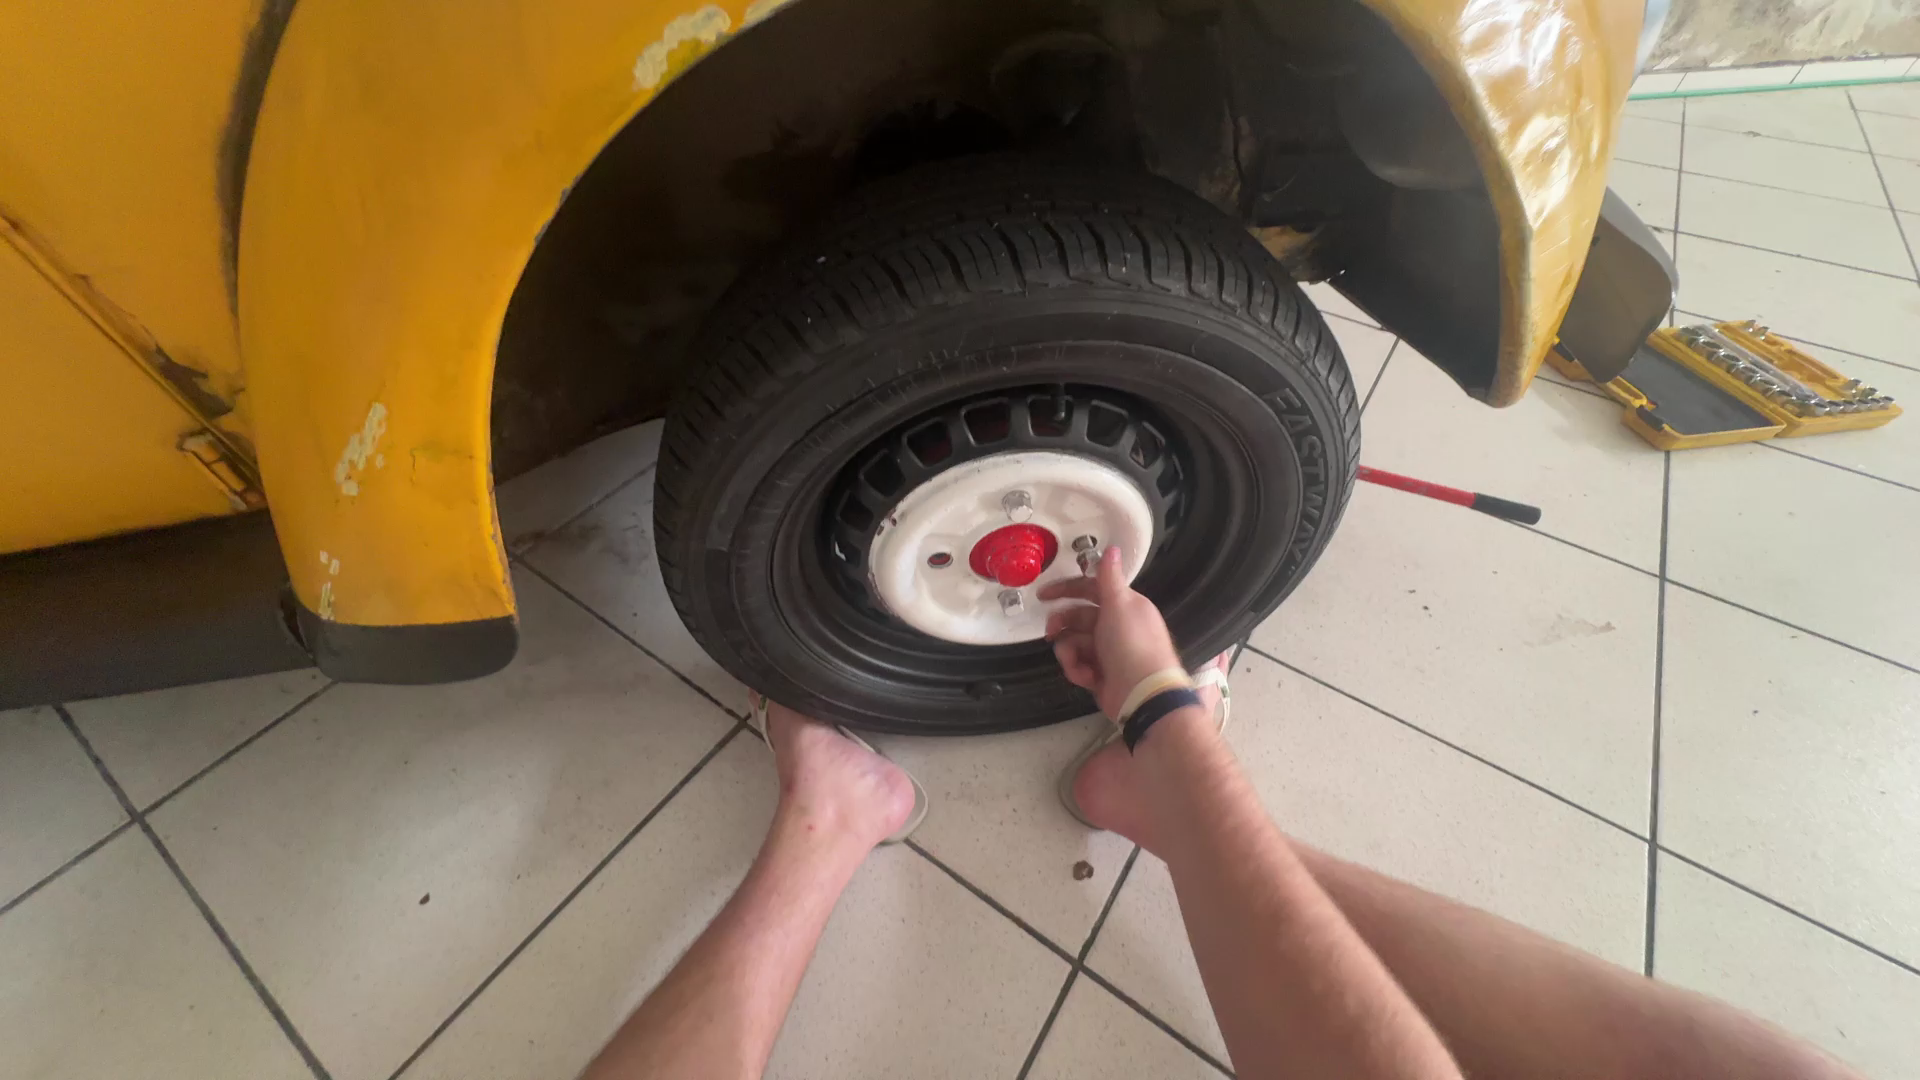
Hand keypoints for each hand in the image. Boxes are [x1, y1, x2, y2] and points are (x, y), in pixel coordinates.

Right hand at [1039, 545, 1183, 719]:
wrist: (1143, 694)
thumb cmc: (1134, 646)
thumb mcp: (1120, 605)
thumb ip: (1110, 577)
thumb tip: (1112, 549)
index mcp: (1124, 605)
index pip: (1090, 590)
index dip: (1067, 589)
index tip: (1045, 594)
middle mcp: (1116, 626)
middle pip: (1078, 617)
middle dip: (1062, 624)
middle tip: (1050, 632)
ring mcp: (1108, 651)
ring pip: (1074, 642)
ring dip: (1070, 652)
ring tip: (1077, 663)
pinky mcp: (1101, 673)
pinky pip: (1078, 664)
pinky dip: (1078, 670)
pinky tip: (1087, 676)